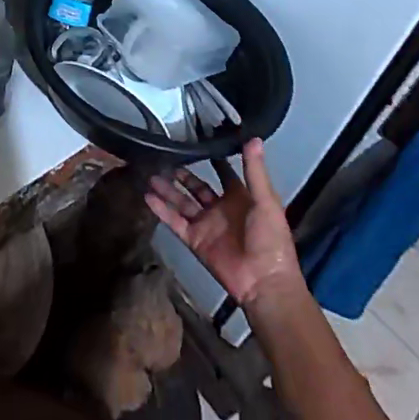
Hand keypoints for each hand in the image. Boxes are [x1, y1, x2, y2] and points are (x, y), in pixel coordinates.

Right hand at [145, 138, 298, 304]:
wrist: (264, 282)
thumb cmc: (270, 240)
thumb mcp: (266, 201)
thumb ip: (255, 171)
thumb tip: (253, 137)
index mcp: (240, 198)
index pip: (224, 173)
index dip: (212, 158)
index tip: (196, 138)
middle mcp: (220, 208)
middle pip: (197, 186)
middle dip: (182, 173)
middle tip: (164, 156)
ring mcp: (206, 224)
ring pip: (182, 202)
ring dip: (167, 189)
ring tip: (150, 174)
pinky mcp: (195, 239)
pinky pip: (175, 221)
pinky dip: (161, 210)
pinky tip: (147, 196)